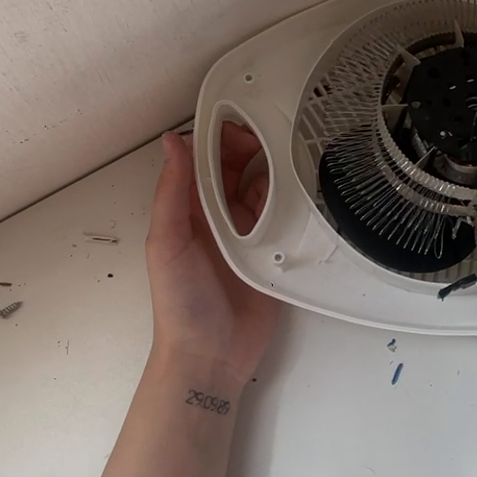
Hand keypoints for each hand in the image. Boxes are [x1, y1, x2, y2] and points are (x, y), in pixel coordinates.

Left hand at [145, 124, 280, 391]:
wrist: (211, 357)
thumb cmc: (181, 302)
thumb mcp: (167, 243)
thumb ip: (172, 193)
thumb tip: (172, 142)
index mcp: (189, 209)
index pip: (205, 160)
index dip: (221, 136)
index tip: (244, 119)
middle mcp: (219, 217)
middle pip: (238, 169)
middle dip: (255, 147)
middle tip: (279, 134)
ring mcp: (248, 235)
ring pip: (266, 190)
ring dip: (278, 172)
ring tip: (299, 152)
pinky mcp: (273, 254)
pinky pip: (286, 220)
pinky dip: (295, 204)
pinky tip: (309, 190)